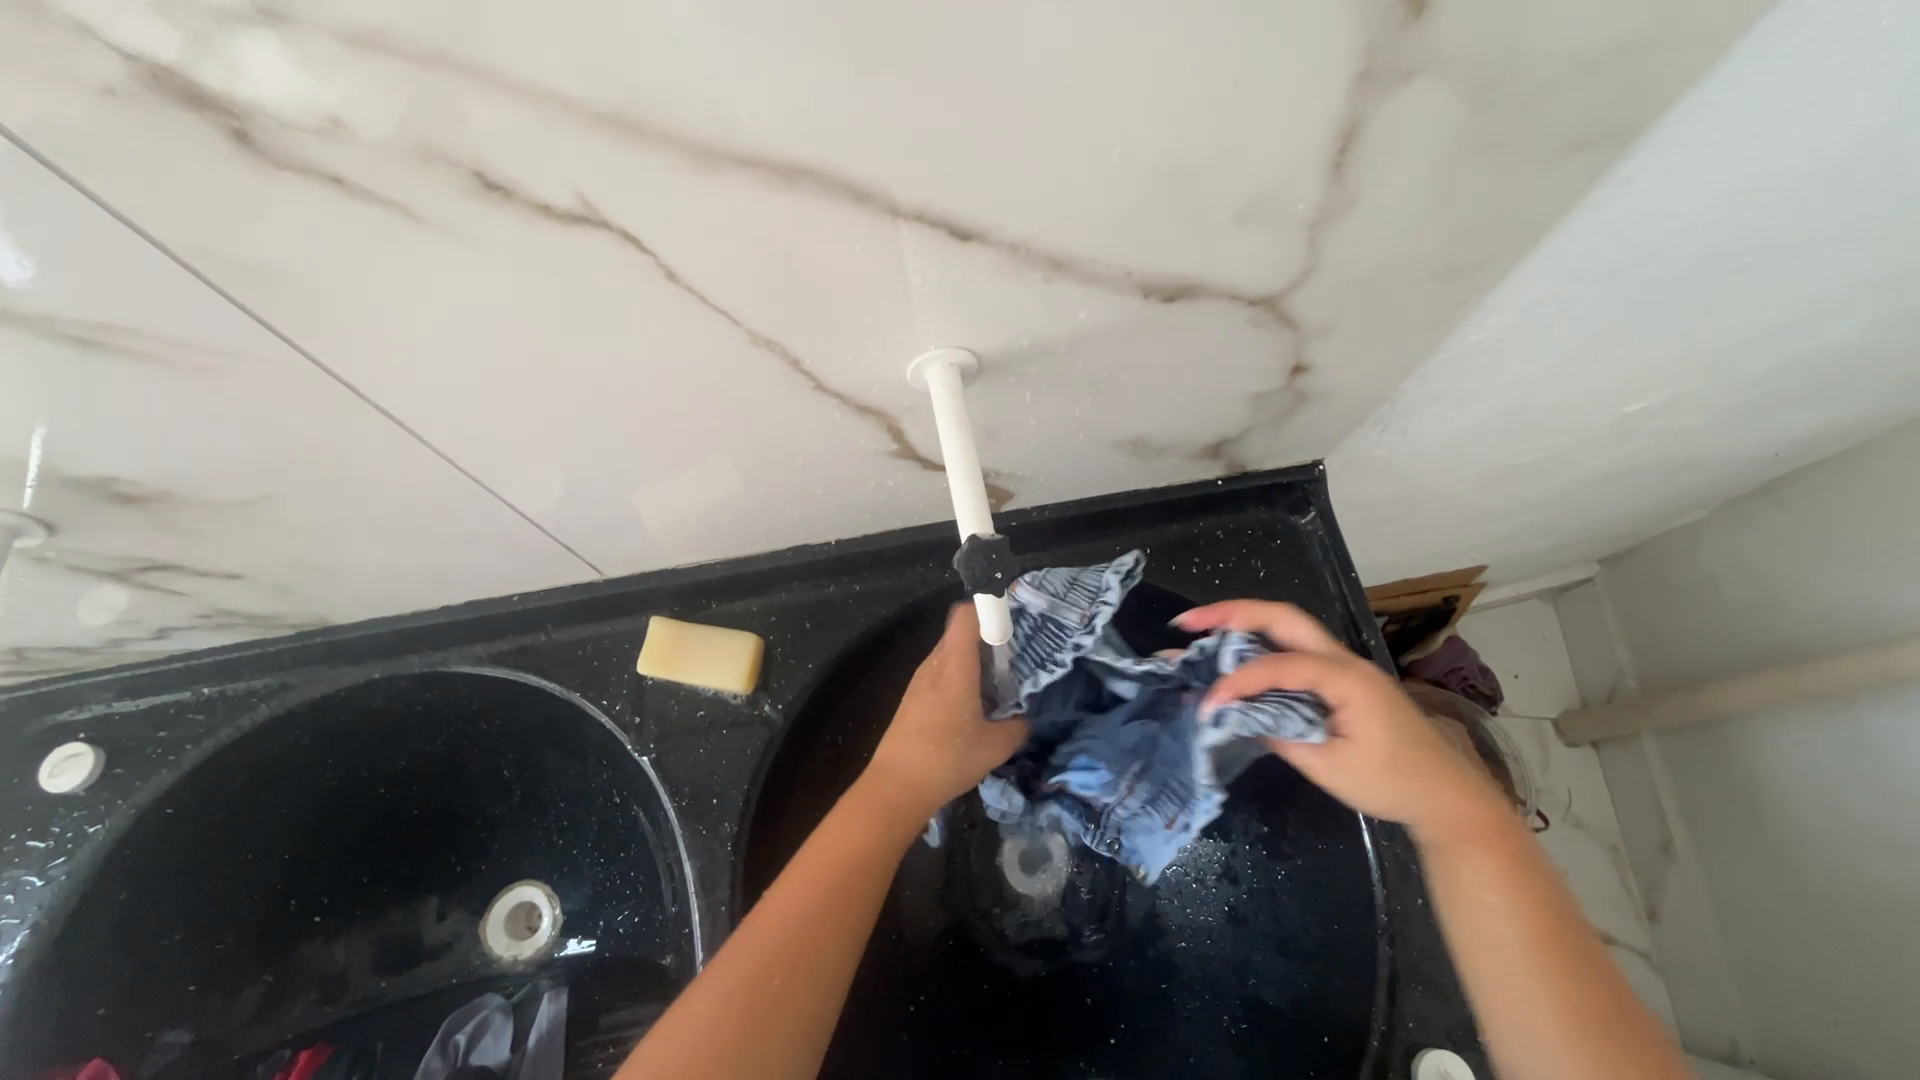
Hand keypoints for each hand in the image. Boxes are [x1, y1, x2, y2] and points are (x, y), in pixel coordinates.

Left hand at [863, 604, 1029, 820]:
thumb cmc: (948, 759)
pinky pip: (940, 673)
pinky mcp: (913, 697)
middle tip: (1015, 655)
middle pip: (959, 632)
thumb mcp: (997, 747)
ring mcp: (919, 680)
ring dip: (974, 660)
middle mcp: (934, 664)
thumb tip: (1025, 718)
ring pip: (950, 654)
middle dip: (988, 638)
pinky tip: (974, 705)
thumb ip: (1018, 726)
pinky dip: (960, 677)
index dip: (989, 610)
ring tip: (999, 682)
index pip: (966, 615)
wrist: (896, 786)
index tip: (1013, 622)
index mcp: (954, 666)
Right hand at [1175, 600, 1508, 842]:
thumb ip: (1281, 735)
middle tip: (1187, 623)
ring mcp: (1344, 666)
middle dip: (1232, 613)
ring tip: (1202, 630)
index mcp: (1346, 677)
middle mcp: (1344, 660)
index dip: (1238, 682)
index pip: (1278, 666)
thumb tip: (1237, 718)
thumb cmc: (1392, 783)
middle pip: (1283, 617)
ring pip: (1289, 627)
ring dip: (1244, 622)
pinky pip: (1295, 650)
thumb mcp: (1330, 767)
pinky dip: (1260, 645)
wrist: (1447, 796)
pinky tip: (1235, 657)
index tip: (1209, 705)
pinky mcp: (1342, 680)